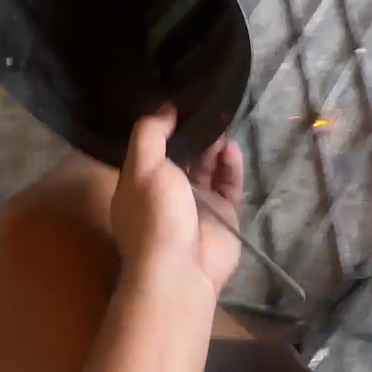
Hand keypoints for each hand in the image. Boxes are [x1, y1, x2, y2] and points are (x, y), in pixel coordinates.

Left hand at [110, 107, 244, 290]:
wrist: (180, 271)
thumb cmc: (155, 216)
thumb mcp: (142, 167)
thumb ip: (151, 133)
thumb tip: (166, 108)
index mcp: (141, 182)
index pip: (153, 146)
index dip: (165, 124)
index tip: (179, 99)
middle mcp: (168, 191)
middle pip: (183, 153)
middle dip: (194, 132)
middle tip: (207, 108)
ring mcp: (197, 203)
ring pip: (208, 165)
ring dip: (214, 144)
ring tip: (221, 125)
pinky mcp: (223, 213)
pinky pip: (229, 182)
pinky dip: (230, 164)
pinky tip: (231, 148)